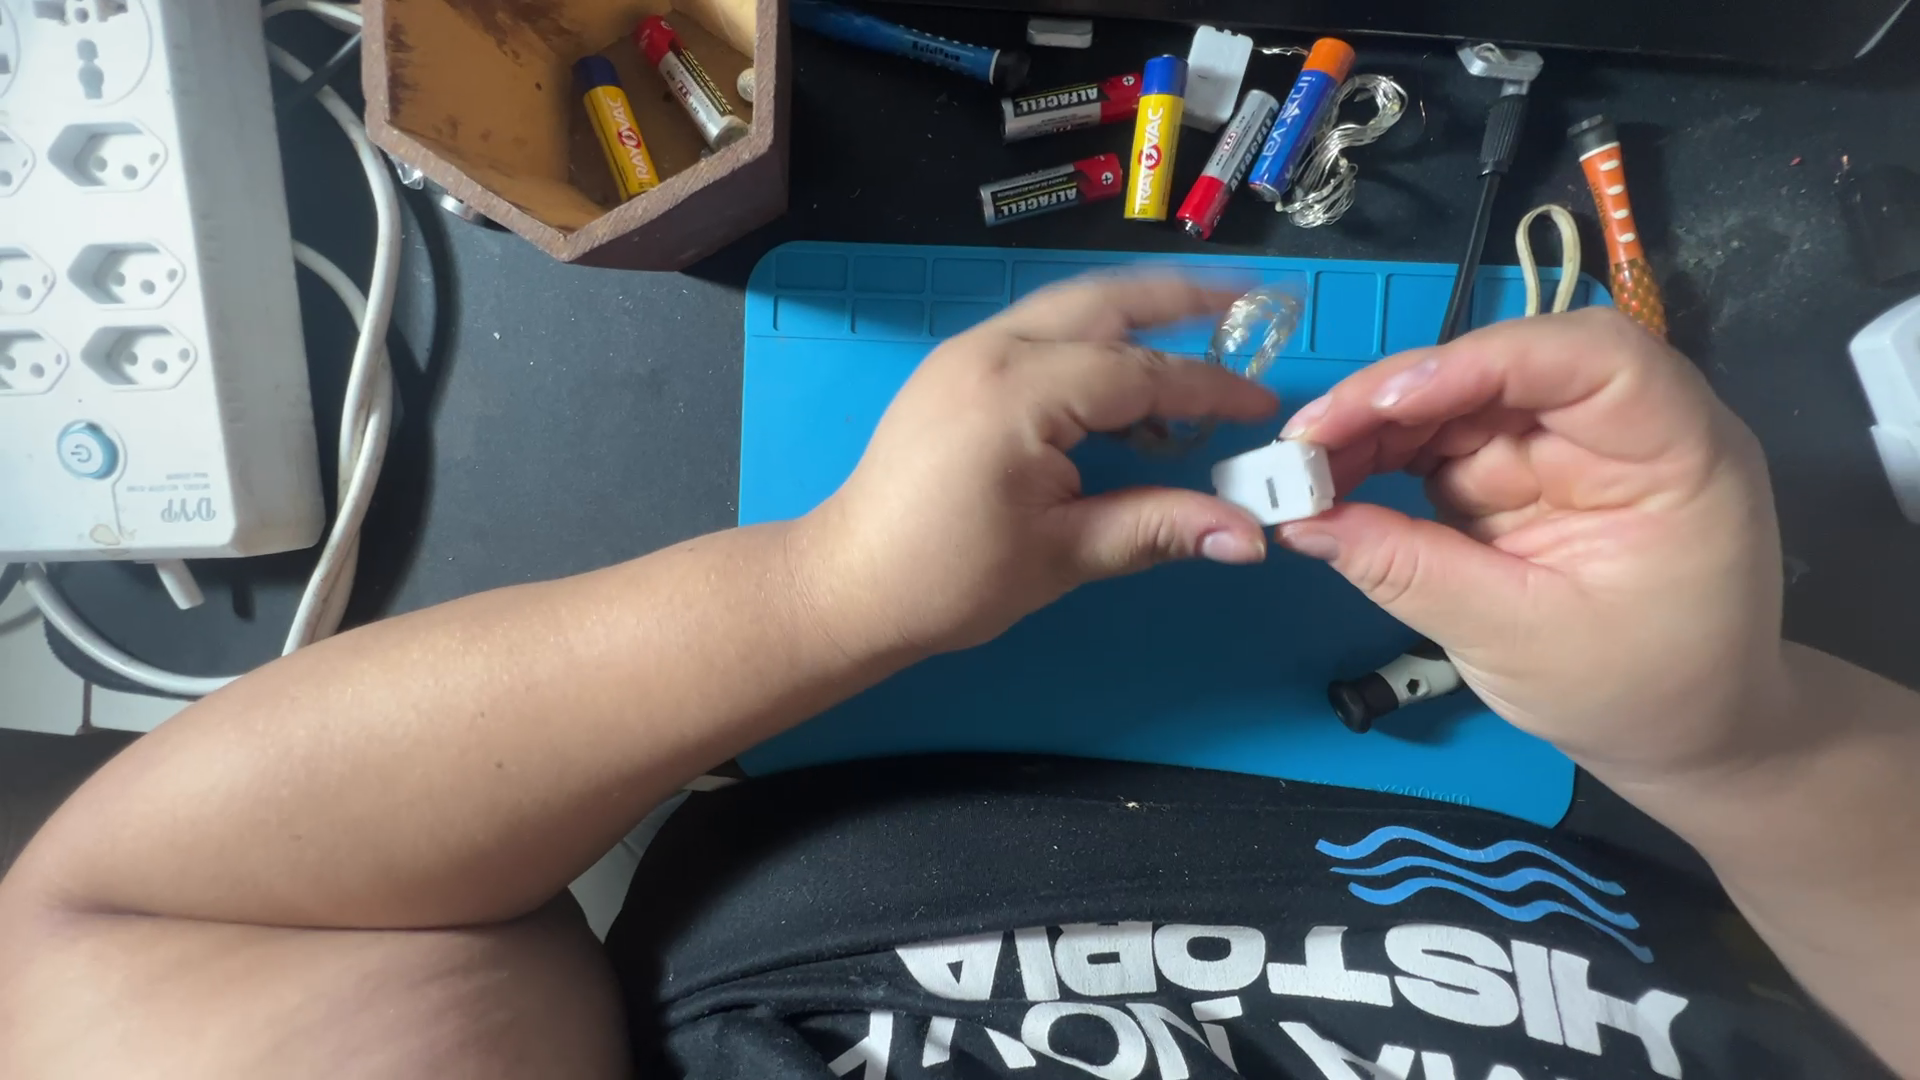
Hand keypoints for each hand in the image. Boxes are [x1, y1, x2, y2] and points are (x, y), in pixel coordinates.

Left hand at [793, 274, 1277, 656]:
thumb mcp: (1061, 555)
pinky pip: (1037, 334)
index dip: (1209, 389)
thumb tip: (1249, 537)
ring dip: (1134, 315)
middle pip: (1104, 300)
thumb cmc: (949, 580)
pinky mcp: (953, 371)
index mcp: (1017, 393)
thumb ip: (1157, 528)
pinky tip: (1117, 381)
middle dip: (1181, 298)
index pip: (1138, 372)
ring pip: (1067, 309)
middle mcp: (989, 351)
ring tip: (1195, 331)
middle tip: (1248, 301)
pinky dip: (1089, 344)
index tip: (1263, 407)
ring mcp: (964, 354)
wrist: (851, 584)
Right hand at [1276, 309, 1792, 781]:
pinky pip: (1425, 444)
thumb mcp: (1510, 636)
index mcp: (1668, 455)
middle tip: (1303, 441)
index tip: (1384, 404)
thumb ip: (1404, 571)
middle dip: (1390, 396)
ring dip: (1365, 426)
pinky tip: (1325, 480)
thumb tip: (1298, 523)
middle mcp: (1605, 430)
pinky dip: (1369, 456)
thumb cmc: (1631, 687)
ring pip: (1445, 401)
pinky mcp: (1501, 475)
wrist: (1676, 727)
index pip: (1586, 359)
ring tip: (1296, 467)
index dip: (1479, 362)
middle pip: (1493, 370)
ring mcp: (1548, 449)